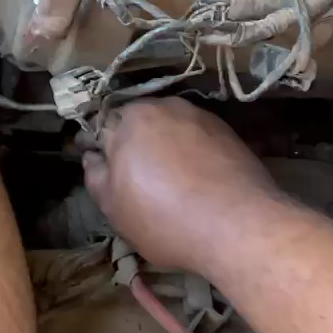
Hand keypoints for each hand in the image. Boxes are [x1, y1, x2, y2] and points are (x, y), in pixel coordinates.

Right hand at [83, 99, 285, 276]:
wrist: (240, 226)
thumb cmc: (166, 218)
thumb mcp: (115, 209)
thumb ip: (96, 177)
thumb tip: (91, 157)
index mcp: (129, 119)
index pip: (103, 128)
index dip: (103, 152)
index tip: (110, 175)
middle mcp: (163, 106)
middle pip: (138, 124)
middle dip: (136, 146)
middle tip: (142, 183)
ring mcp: (198, 116)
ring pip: (170, 129)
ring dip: (167, 148)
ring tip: (174, 183)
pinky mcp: (226, 131)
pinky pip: (198, 138)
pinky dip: (194, 153)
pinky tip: (200, 182)